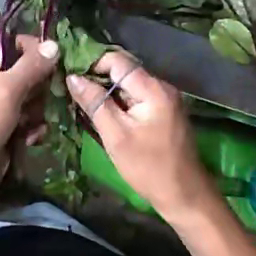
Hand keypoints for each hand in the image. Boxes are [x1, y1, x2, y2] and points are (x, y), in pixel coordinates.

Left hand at [0, 35, 59, 199]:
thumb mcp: (6, 88)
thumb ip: (32, 66)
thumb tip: (54, 44)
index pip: (14, 45)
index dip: (34, 51)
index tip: (53, 61)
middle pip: (28, 74)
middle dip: (36, 90)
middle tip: (33, 100)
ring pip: (32, 99)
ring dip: (35, 113)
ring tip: (26, 124)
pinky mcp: (6, 128)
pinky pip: (29, 121)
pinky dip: (31, 129)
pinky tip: (28, 140)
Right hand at [66, 50, 220, 222]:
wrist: (185, 195)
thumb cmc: (148, 167)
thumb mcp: (115, 135)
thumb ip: (94, 103)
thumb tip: (72, 77)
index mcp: (153, 89)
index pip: (117, 60)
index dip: (92, 65)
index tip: (71, 79)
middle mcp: (162, 87)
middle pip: (123, 70)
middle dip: (97, 79)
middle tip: (73, 93)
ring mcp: (165, 99)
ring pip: (128, 84)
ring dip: (107, 92)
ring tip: (84, 105)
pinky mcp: (164, 111)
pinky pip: (136, 97)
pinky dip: (119, 102)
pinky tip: (105, 116)